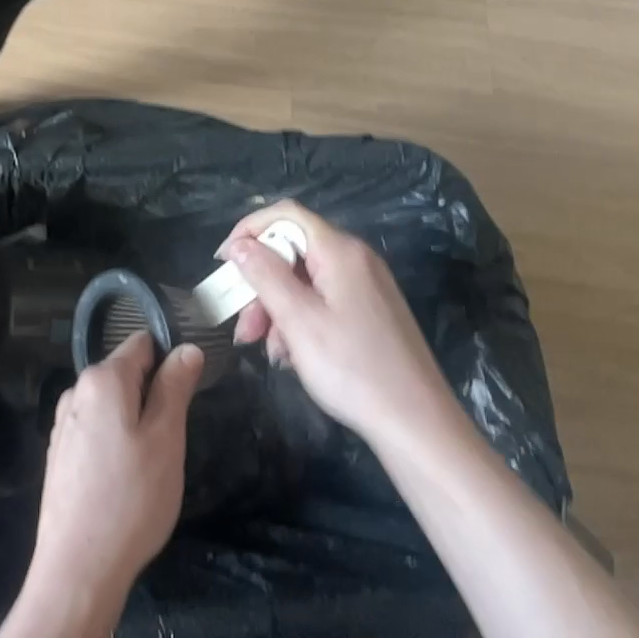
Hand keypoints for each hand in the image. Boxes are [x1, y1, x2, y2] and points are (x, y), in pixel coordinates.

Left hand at [25, 333, 203, 610]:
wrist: (78, 567)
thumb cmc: (131, 498)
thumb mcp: (166, 438)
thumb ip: (175, 387)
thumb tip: (187, 348)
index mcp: (102, 379)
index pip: (142, 342)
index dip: (169, 359)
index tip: (187, 393)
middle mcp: (75, 392)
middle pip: (125, 373)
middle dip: (153, 395)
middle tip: (172, 438)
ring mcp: (63, 424)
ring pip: (112, 405)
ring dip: (135, 421)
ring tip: (151, 463)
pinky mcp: (59, 454)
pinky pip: (96, 430)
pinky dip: (115, 443)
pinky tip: (125, 480)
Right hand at [221, 201, 459, 442]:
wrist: (416, 422)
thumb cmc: (352, 368)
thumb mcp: (298, 320)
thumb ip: (265, 275)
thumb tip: (240, 244)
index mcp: (340, 251)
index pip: (285, 215)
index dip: (249, 231)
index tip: (222, 264)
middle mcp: (356, 259)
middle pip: (293, 251)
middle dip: (260, 283)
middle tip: (244, 327)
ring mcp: (366, 286)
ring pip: (305, 280)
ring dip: (276, 308)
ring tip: (267, 351)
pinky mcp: (370, 312)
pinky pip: (323, 301)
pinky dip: (300, 321)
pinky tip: (292, 356)